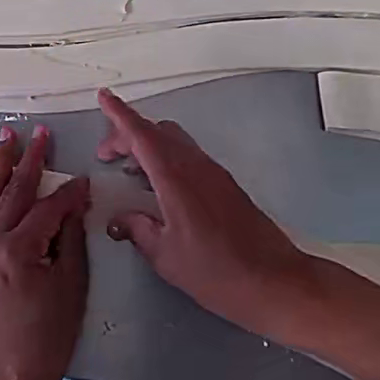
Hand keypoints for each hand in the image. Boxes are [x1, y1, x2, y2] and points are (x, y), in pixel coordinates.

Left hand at [0, 124, 90, 379]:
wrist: (15, 365)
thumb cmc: (50, 329)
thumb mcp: (72, 282)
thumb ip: (71, 235)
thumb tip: (75, 200)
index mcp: (19, 249)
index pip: (48, 207)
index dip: (69, 192)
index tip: (84, 179)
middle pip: (15, 190)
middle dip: (30, 158)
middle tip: (40, 132)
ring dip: (1, 162)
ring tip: (7, 135)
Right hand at [96, 89, 323, 342]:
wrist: (275, 282)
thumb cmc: (219, 272)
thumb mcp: (166, 256)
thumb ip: (138, 230)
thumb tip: (120, 220)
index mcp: (175, 177)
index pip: (141, 134)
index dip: (119, 114)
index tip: (104, 97)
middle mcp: (195, 166)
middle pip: (157, 131)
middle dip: (128, 133)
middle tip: (108, 154)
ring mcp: (213, 172)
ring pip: (174, 141)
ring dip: (148, 145)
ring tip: (130, 170)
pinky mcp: (224, 184)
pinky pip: (188, 155)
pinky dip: (166, 157)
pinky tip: (159, 187)